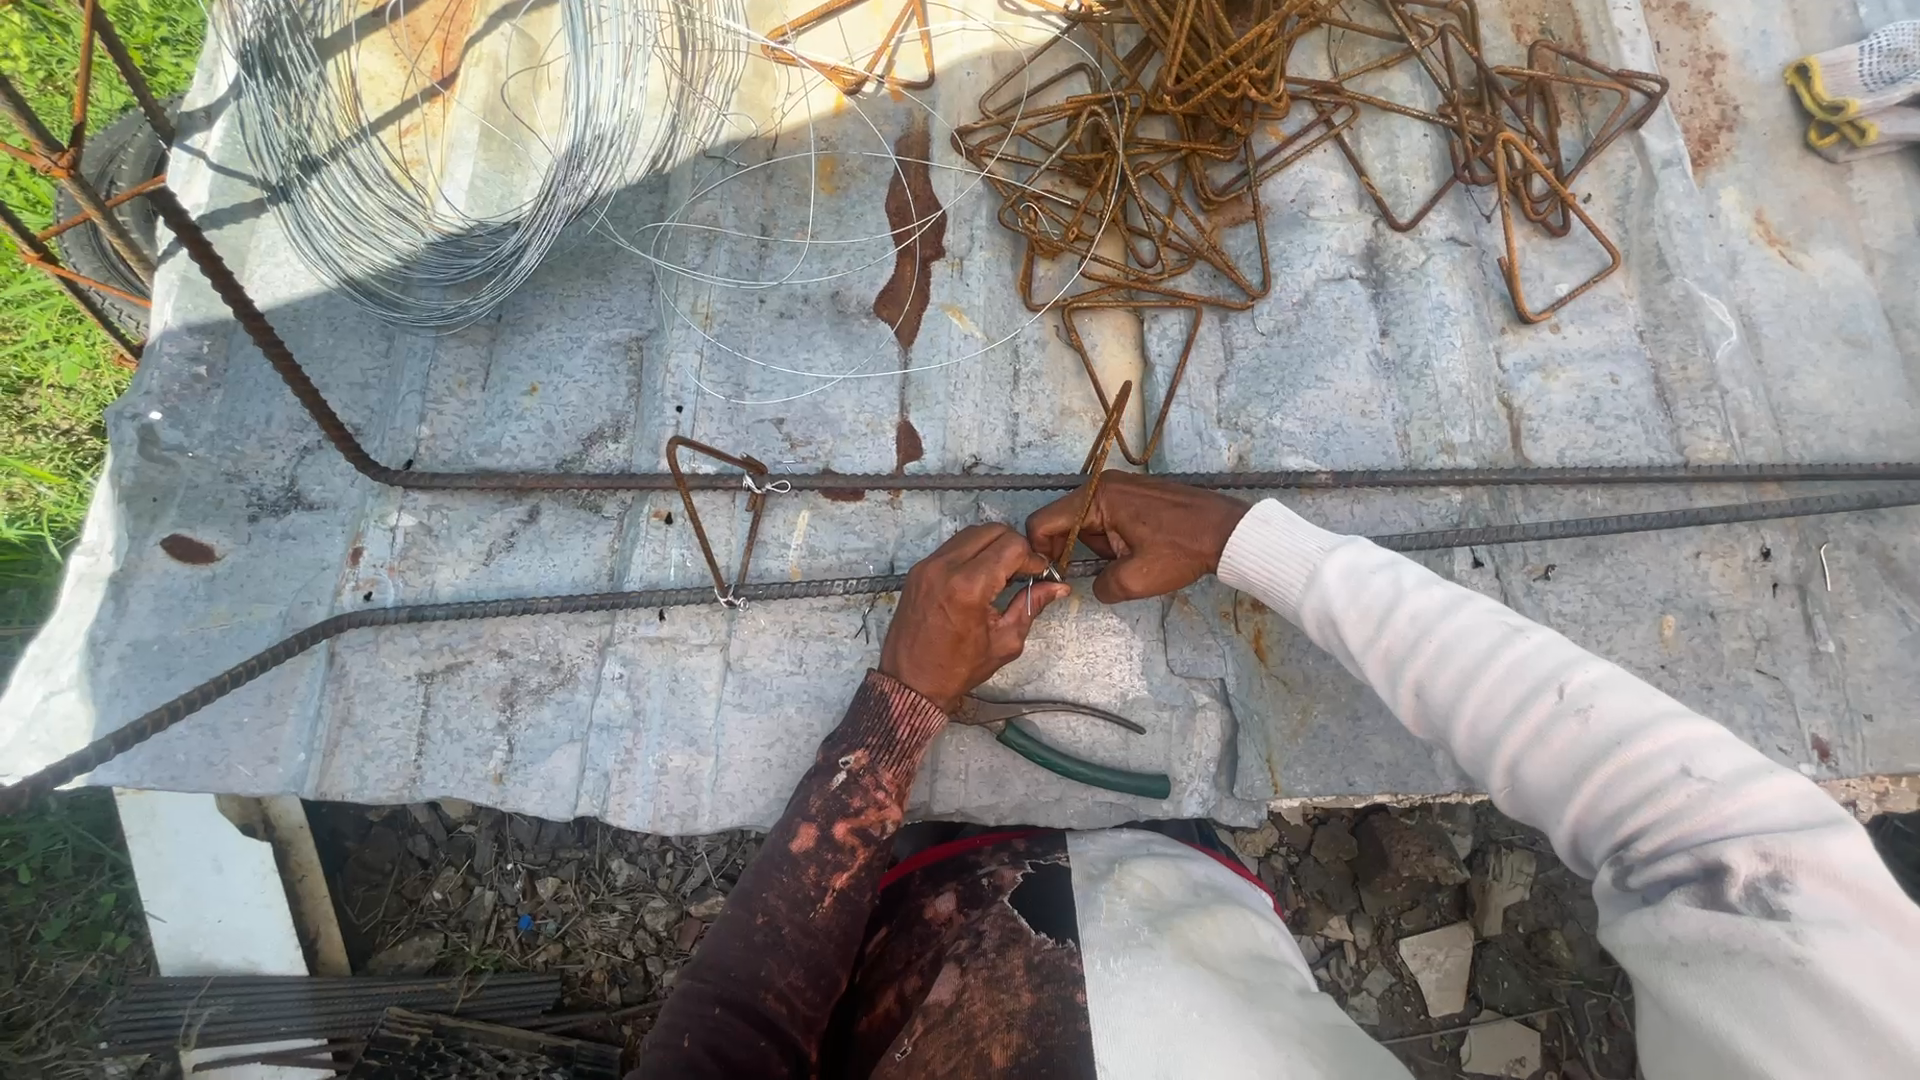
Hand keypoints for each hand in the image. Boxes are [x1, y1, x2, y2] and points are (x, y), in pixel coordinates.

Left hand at [880, 524, 1071, 711]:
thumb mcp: (1004, 642)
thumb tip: (1057, 587)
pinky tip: (981, 575)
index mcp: (968, 587)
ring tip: (1003, 573)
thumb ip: (1031, 606)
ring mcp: (928, 566)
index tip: (1039, 573)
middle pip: (993, 530)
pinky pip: (953, 546)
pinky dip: (973, 551)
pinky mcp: (918, 569)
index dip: (1032, 558)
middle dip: (1015, 546)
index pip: (1012, 546)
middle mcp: (945, 568)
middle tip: (1024, 571)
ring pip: (972, 533)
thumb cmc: (955, 669)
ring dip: (993, 545)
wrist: (910, 682)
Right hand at [1026, 472, 1249, 603]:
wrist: (1228, 533)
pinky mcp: (1134, 493)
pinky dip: (1112, 536)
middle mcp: (1102, 485)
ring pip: (1086, 521)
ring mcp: (1120, 486)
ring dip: (1097, 545)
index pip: (1043, 523)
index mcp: (1096, 498)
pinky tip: (1135, 549)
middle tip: (1099, 571)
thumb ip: (1101, 586)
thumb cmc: (1182, 551)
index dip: (1041, 552)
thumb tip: (1096, 586)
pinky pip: (1106, 516)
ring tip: (1128, 559)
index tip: (1057, 573)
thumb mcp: (1135, 580)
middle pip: (1063, 522)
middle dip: (1074, 550)